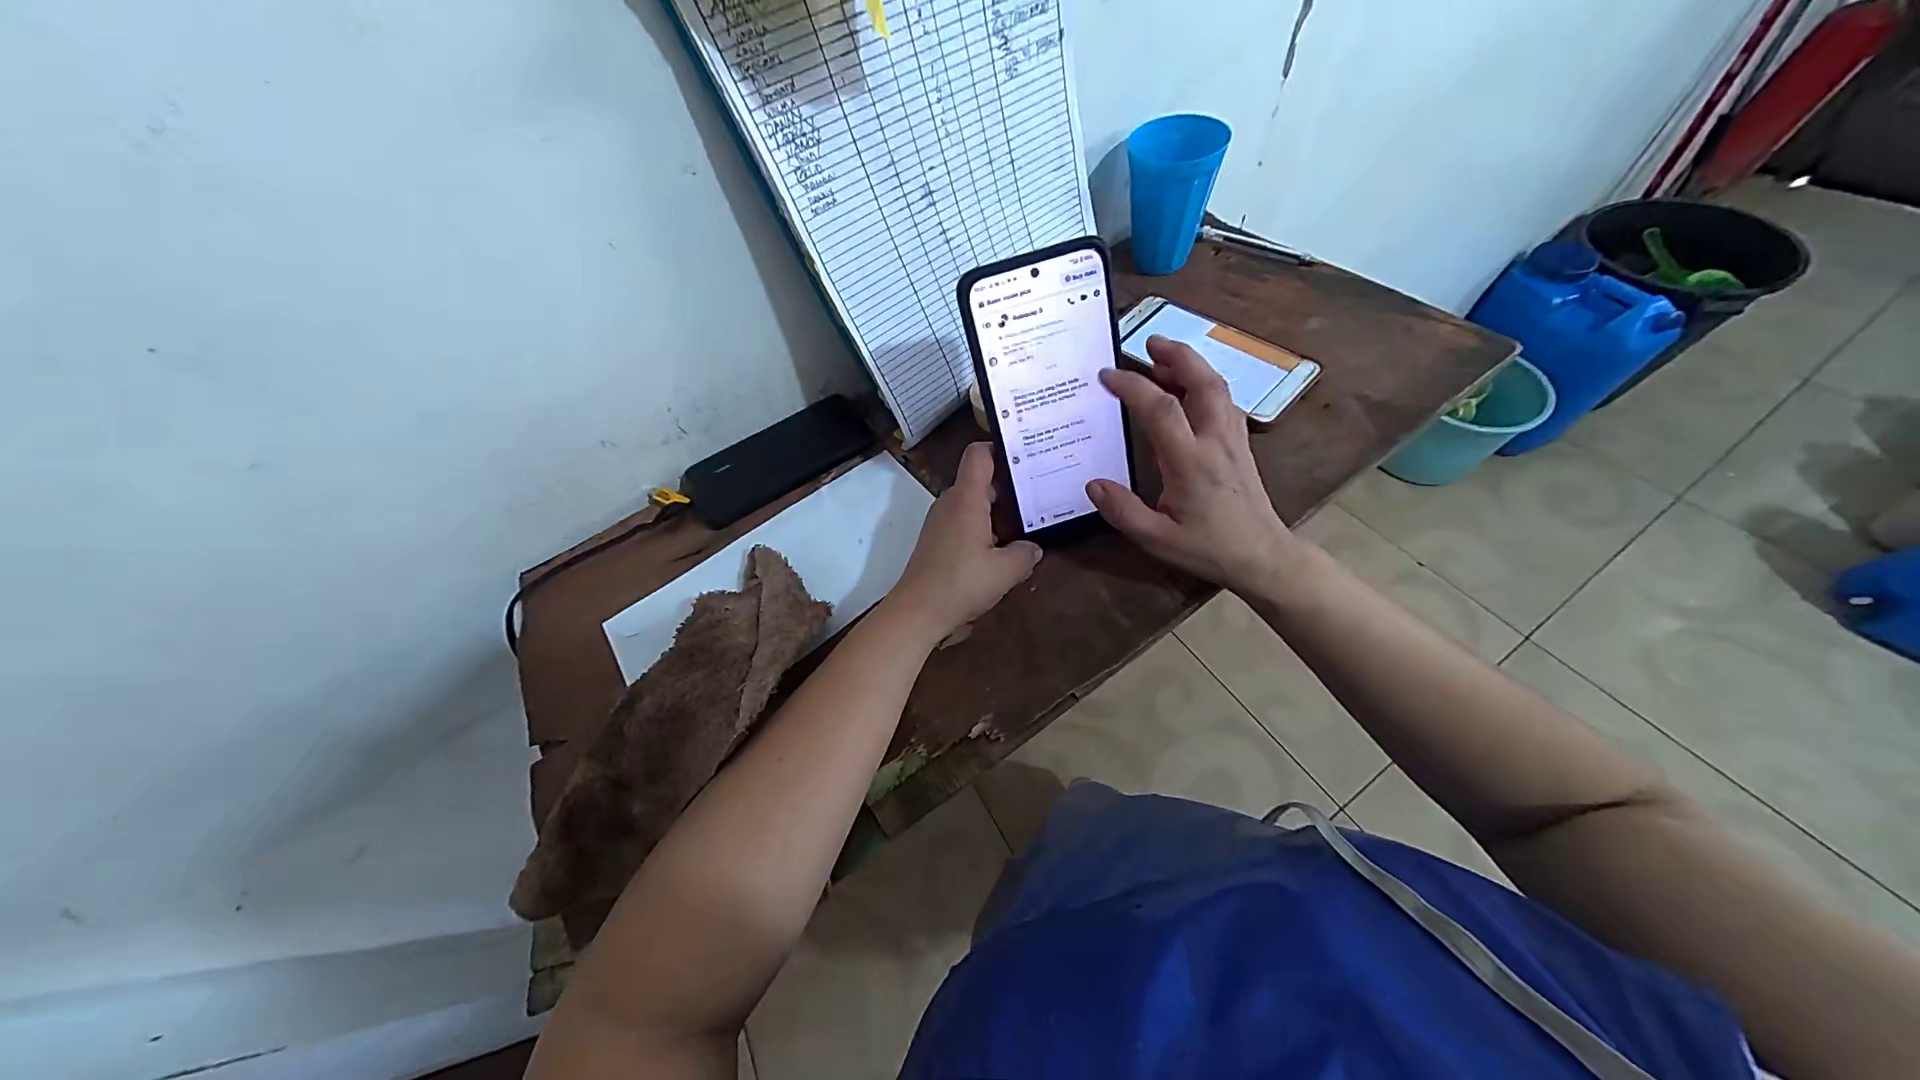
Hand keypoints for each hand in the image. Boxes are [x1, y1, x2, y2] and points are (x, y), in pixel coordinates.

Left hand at [886, 442, 1042, 638]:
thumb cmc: (961, 584)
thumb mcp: (1005, 571)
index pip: (979, 454)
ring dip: (995, 511)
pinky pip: (962, 520)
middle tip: (1037, 496)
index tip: (1024, 457)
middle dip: (1007, 486)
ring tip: (1024, 525)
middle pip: (979, 479)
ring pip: (971, 502)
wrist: (917, 611)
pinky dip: (982, 527)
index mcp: (966, 499)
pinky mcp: (935, 539)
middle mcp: (950, 502)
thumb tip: (1033, 548)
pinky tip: (1000, 549)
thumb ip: (1025, 554)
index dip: (1000, 448)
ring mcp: (939, 521)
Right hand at [1087, 335, 1296, 594]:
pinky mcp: (1241, 446)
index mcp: (1190, 461)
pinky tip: (1192, 390)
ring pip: (1218, 388)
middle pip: (1202, 382)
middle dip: (1176, 356)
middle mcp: (1215, 441)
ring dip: (1192, 366)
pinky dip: (1206, 385)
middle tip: (1150, 341)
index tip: (1108, 376)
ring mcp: (1233, 440)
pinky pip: (1225, 402)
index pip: (1161, 409)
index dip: (1133, 385)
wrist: (1263, 557)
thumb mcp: (1157, 539)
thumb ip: (1123, 511)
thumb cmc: (1209, 548)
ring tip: (1165, 357)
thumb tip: (1093, 485)